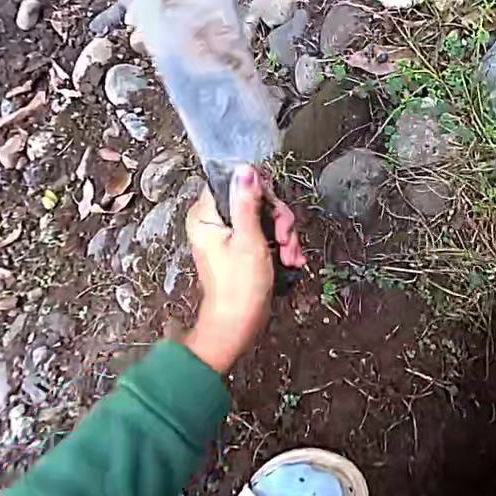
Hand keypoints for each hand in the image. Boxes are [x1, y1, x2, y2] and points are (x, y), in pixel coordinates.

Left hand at [182, 165, 306, 373]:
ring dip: (284, 234)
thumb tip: (246, 170)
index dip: (258, 191)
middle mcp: (214, 223)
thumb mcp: (249, 239)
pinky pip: (266, 233)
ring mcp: (228, 236)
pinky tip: (291, 259)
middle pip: (254, 200)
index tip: (272, 208)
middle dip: (278, 218)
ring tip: (290, 253)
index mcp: (205, 217)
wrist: (238, 326)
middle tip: (285, 236)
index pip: (233, 183)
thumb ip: (247, 202)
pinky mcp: (242, 248)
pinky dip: (281, 245)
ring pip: (265, 217)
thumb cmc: (239, 287)